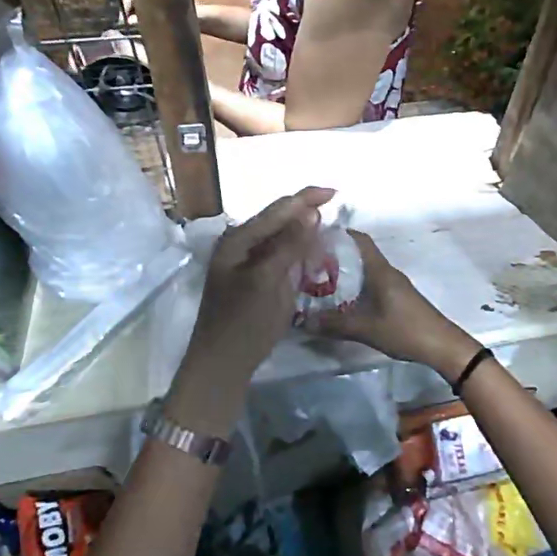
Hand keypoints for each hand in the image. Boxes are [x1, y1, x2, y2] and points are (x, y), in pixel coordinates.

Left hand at [164, 186, 332, 432]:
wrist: (222, 363)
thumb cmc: (243, 322)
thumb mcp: (268, 281)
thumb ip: (288, 245)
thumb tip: (310, 212)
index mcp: (237, 240)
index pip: (276, 211)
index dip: (305, 198)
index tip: (334, 192)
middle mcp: (239, 246)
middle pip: (276, 221)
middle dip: (304, 212)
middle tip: (334, 206)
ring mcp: (245, 264)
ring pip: (278, 239)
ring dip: (301, 232)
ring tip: (327, 226)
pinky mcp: (253, 282)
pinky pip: (277, 258)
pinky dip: (295, 253)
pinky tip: (312, 253)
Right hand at [317, 230, 480, 380]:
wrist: (443, 347)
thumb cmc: (404, 329)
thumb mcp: (364, 328)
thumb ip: (333, 324)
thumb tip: (302, 321)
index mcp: (380, 270)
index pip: (359, 239)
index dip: (339, 234)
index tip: (316, 237)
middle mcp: (387, 272)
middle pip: (359, 255)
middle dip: (335, 256)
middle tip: (309, 264)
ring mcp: (394, 285)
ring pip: (365, 271)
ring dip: (345, 273)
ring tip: (320, 282)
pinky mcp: (397, 298)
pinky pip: (371, 284)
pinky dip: (355, 287)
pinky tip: (343, 300)